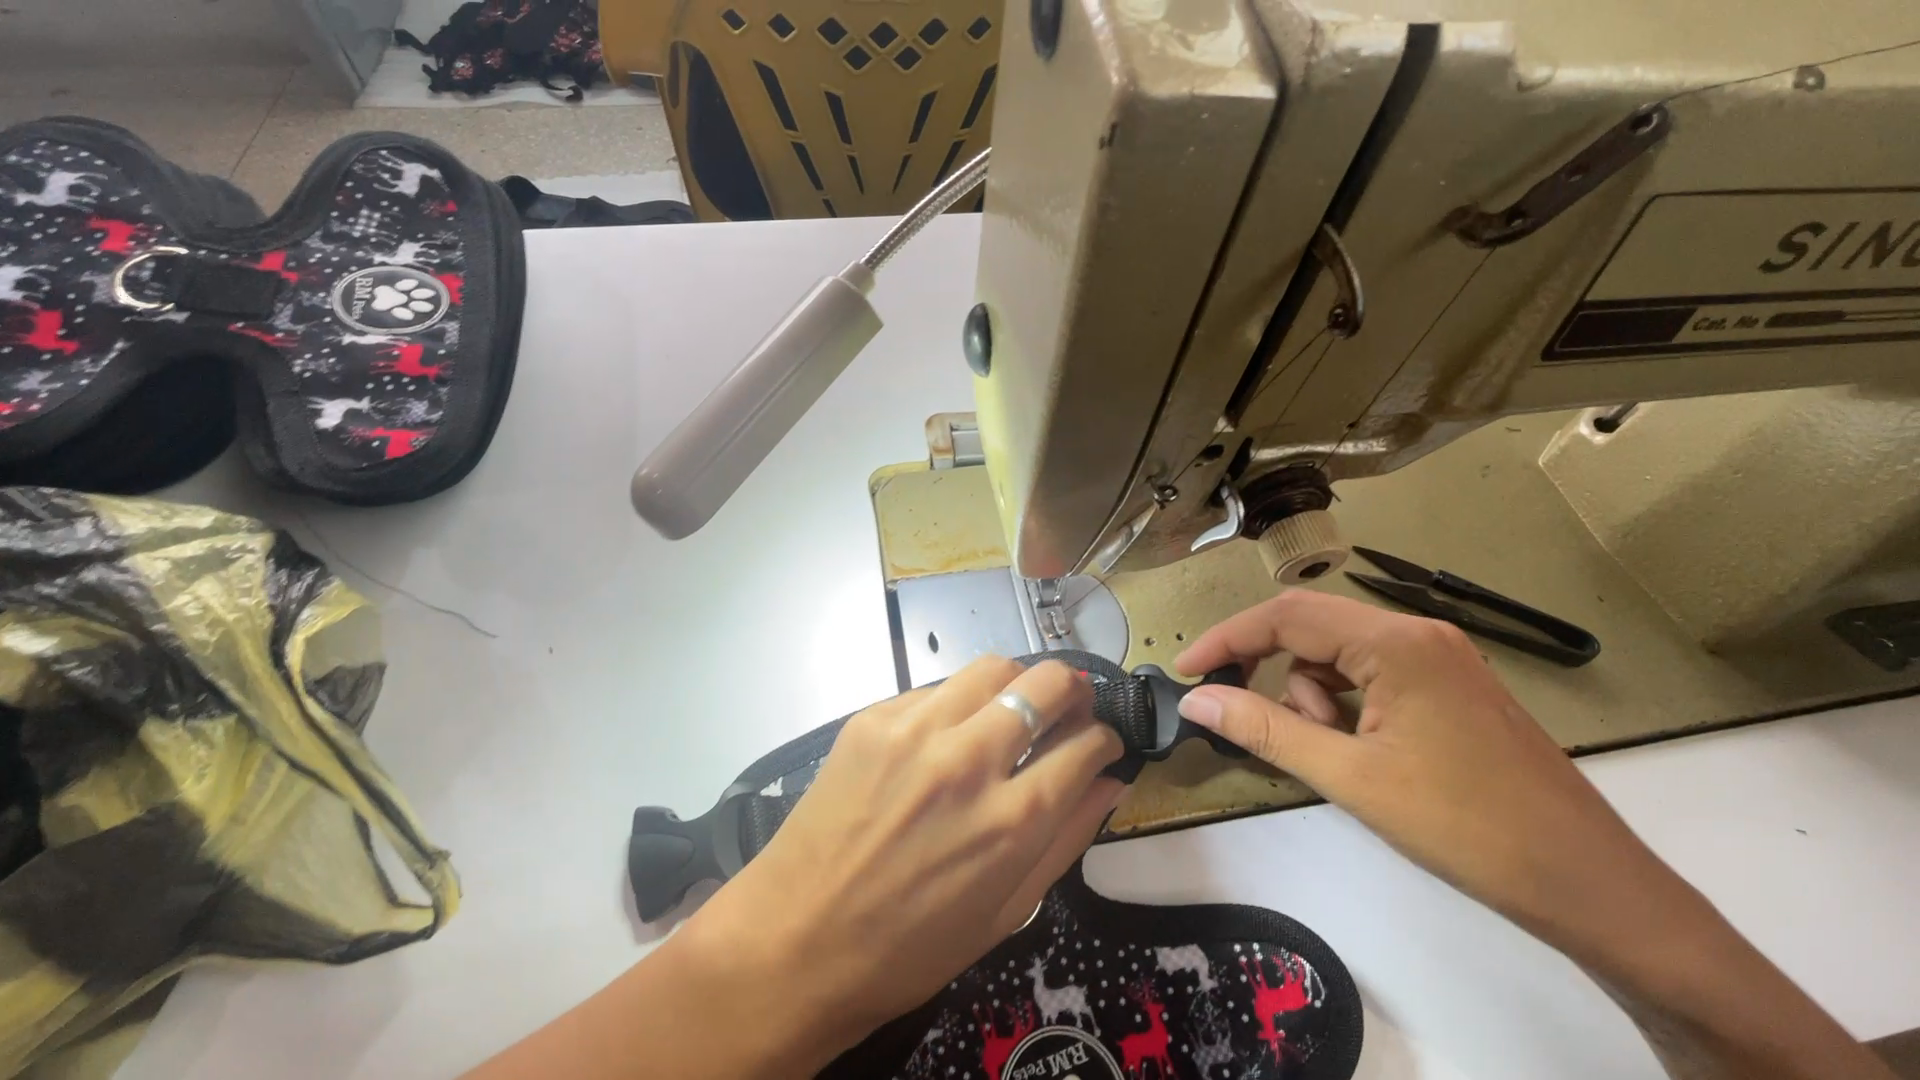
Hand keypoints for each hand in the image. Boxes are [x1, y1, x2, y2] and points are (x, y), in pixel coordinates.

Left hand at [677, 657, 1123, 1062]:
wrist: (795, 941)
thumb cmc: (909, 948)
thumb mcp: (1006, 912)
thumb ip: (1067, 839)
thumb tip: (1111, 781)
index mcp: (1011, 819)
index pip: (1085, 744)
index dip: (1104, 738)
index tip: (1101, 742)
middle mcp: (967, 760)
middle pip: (1045, 682)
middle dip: (1073, 688)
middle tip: (1070, 707)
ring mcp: (914, 730)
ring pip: (991, 667)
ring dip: (1017, 683)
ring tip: (1012, 711)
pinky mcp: (871, 719)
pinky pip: (934, 688)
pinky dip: (956, 703)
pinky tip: (947, 735)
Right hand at [1171, 589, 1690, 956]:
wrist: (1584, 879)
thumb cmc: (1463, 826)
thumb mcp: (1350, 778)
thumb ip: (1265, 730)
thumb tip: (1195, 701)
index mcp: (1396, 643)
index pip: (1287, 616)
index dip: (1227, 639)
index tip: (1185, 674)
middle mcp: (1419, 633)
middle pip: (1313, 627)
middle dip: (1267, 666)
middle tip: (1239, 713)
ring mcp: (1441, 656)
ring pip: (1341, 653)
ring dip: (1313, 694)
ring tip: (1331, 754)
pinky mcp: (1452, 684)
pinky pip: (1374, 673)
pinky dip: (1346, 704)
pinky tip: (1360, 750)